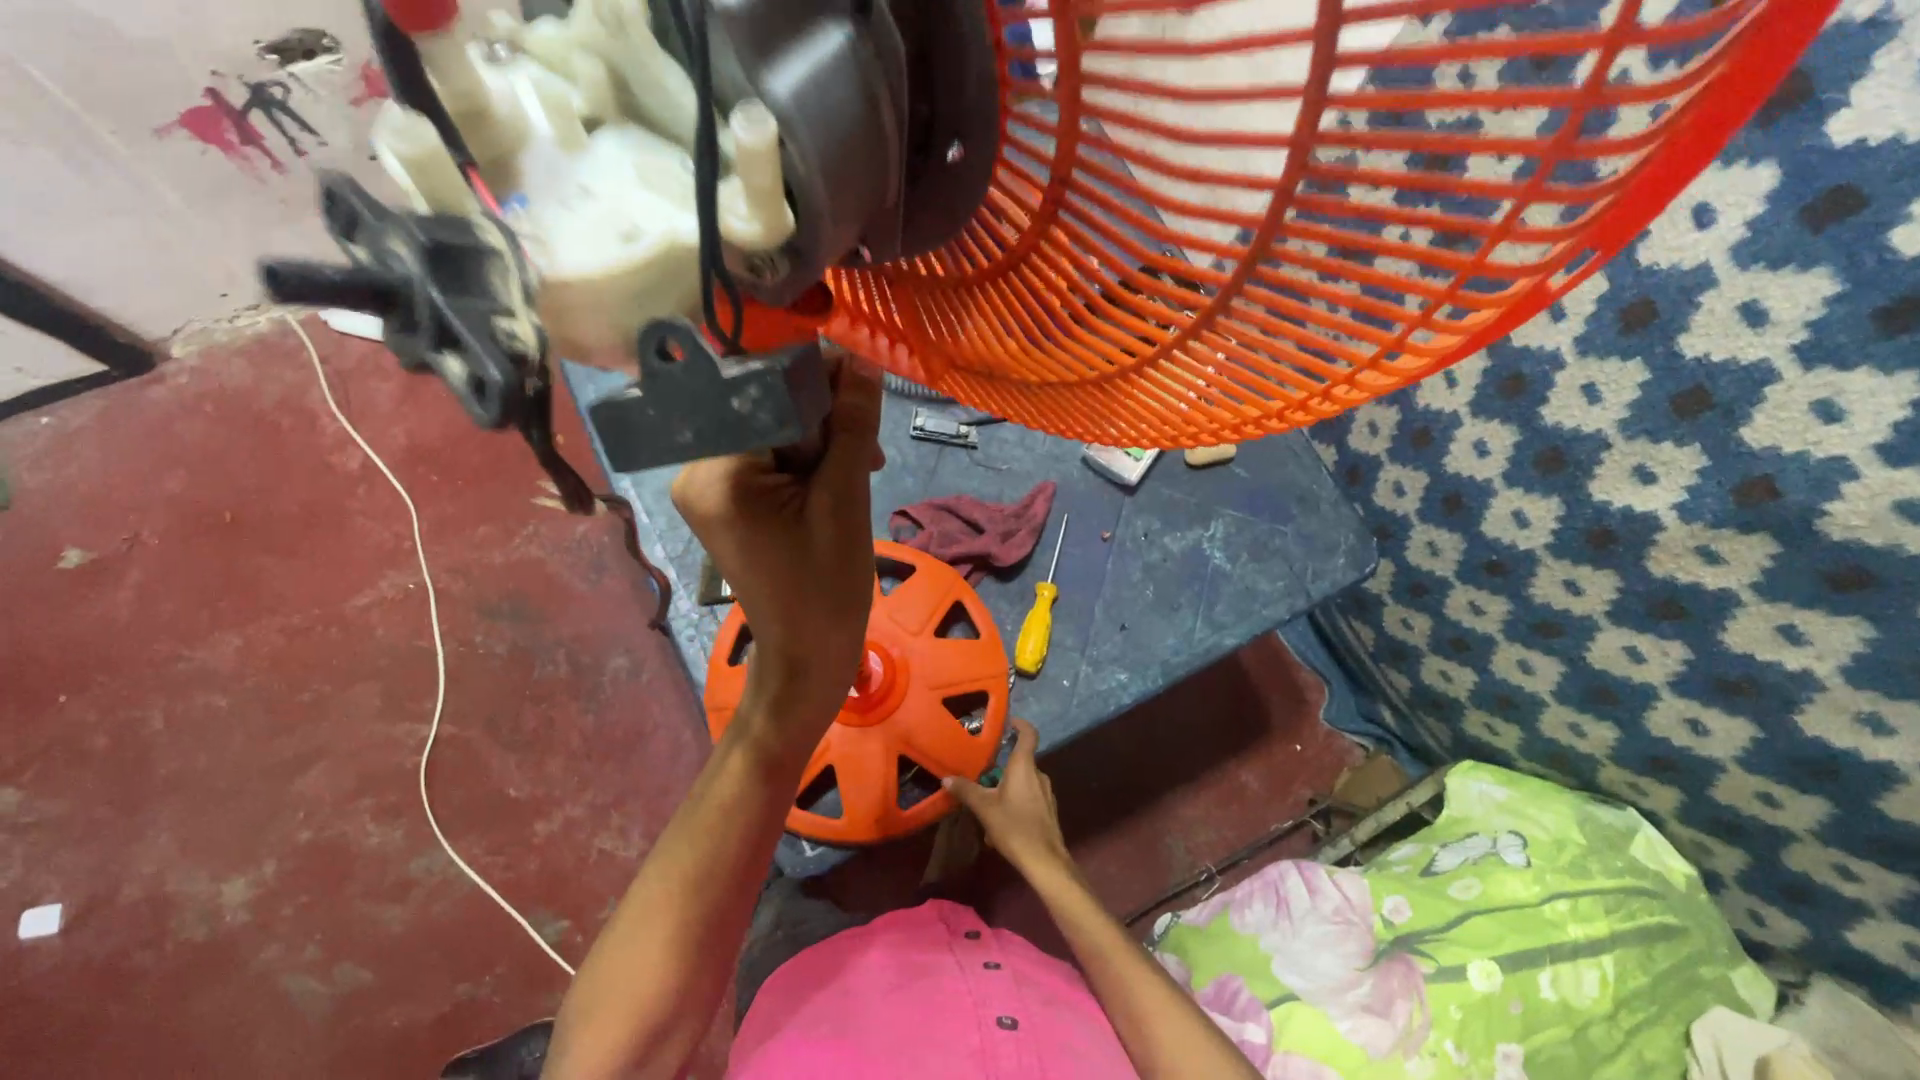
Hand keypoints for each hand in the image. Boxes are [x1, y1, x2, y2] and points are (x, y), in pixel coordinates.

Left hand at [671, 359, 885, 740]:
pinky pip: (767, 458)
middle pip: (763, 409)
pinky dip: (805, 462)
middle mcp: (697, 471)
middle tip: (867, 448)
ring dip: (820, 441)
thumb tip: (862, 361)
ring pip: (770, 431)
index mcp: (717, 472)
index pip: (761, 392)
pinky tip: (838, 480)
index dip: (813, 379)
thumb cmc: (827, 587)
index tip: (858, 385)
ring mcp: (707, 488)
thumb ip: (850, 424)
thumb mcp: (844, 498)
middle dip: (821, 418)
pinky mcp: (725, 502)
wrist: (807, 654)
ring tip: (861, 470)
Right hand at [943, 718, 1071, 877]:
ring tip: (986, 805)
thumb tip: (946, 778)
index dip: (1020, 724)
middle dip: (1001, 766)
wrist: (1045, 860)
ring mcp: (1046, 794)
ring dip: (1005, 789)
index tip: (1008, 722)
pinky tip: (999, 826)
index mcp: (1024, 767)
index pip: (1029, 734)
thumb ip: (966, 791)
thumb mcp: (984, 808)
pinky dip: (1014, 804)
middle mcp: (1038, 775)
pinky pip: (1028, 799)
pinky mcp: (1048, 811)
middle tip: (982, 773)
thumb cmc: (1014, 827)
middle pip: (1020, 762)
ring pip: (1023, 783)